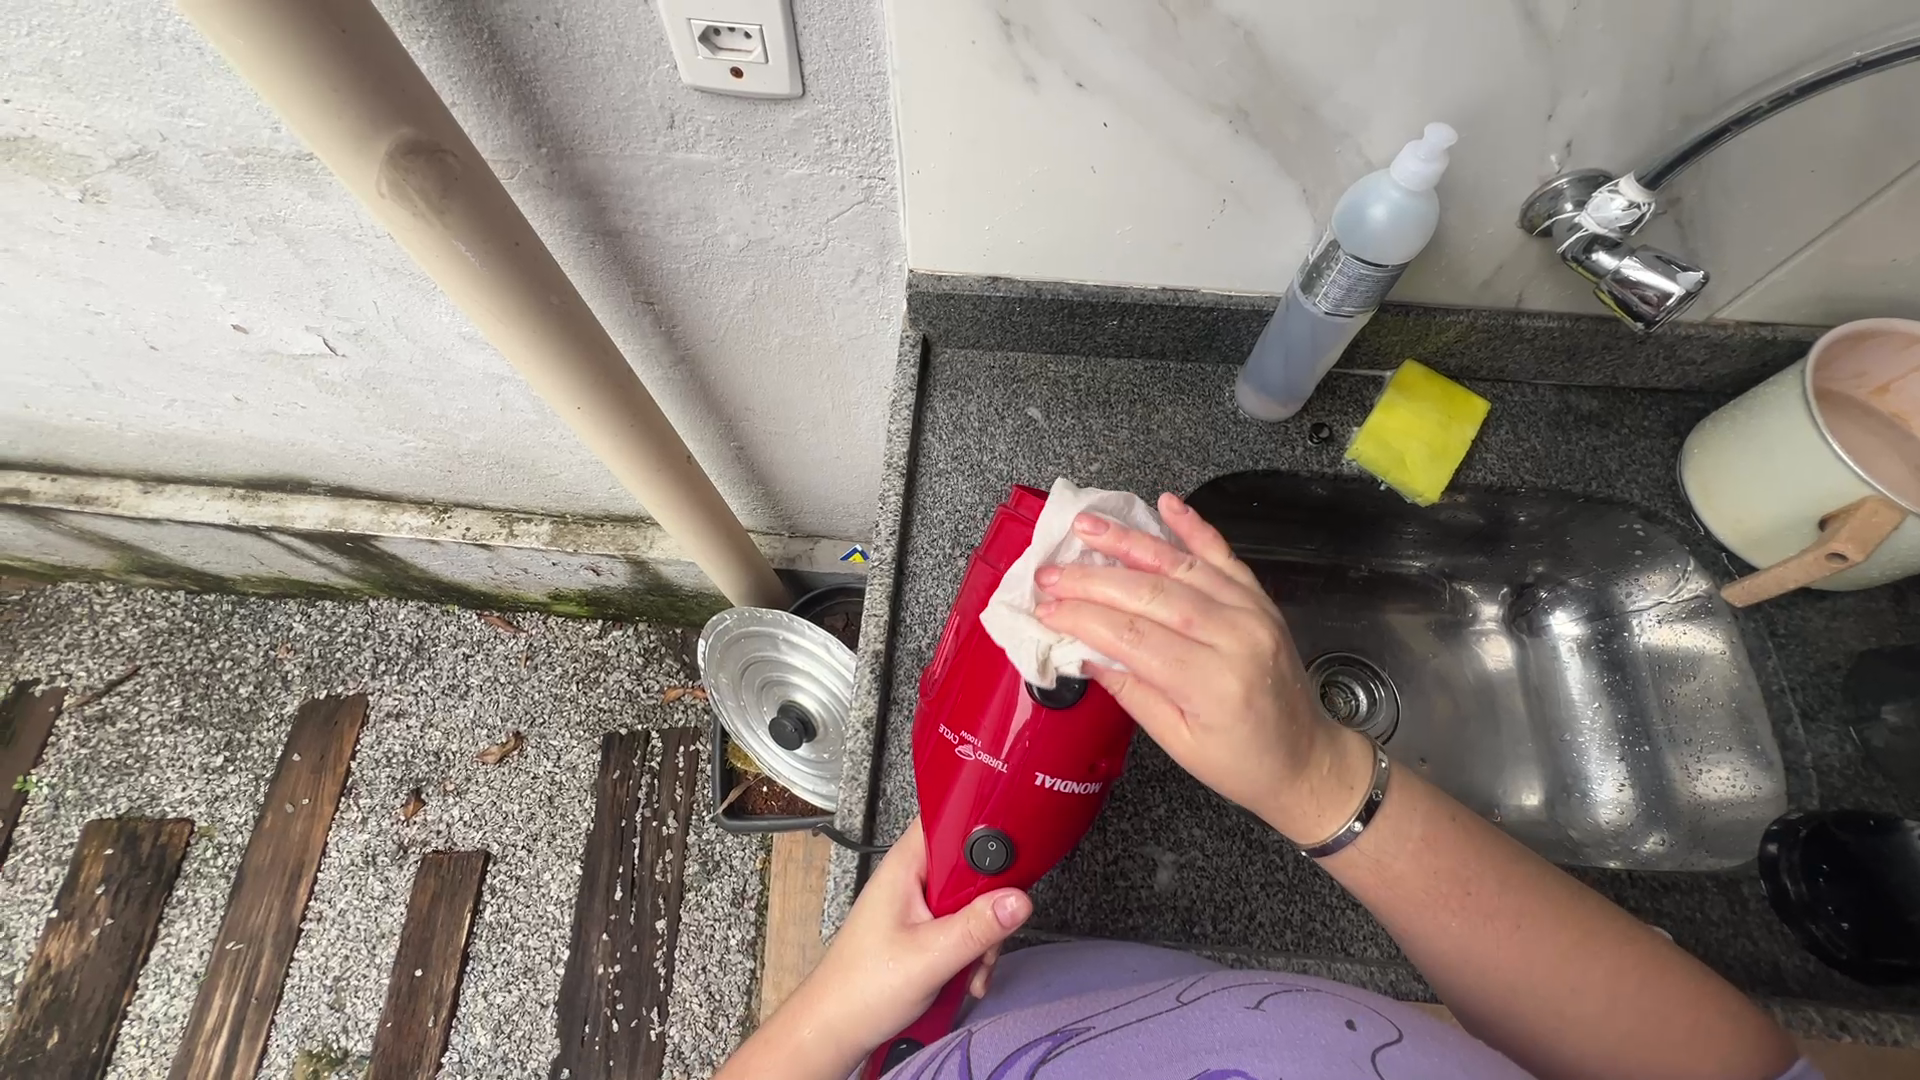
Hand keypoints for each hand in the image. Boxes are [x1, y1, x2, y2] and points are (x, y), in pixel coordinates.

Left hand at [785, 818, 1030, 1055]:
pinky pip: (962, 924)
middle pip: (968, 864)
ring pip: (970, 898)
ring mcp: (918, 901)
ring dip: (983, 932)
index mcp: (906, 863)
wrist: (834, 1030)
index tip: (1011, 855)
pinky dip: (973, 948)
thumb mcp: (929, 957)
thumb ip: (976, 927)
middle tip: (993, 928)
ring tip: (976, 964)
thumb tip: (1017, 900)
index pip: (951, 819)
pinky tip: (969, 974)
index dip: (983, 829)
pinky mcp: (924, 926)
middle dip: (989, 899)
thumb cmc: (860, 988)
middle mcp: (913, 875)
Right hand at [1033, 492, 1374, 842]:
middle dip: (1091, 580)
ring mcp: (1251, 611)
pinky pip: (1222, 555)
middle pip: (1150, 594)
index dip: (1082, 617)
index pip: (1132, 636)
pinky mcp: (1259, 598)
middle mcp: (1235, 637)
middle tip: (1049, 571)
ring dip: (1128, 542)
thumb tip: (1080, 649)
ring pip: (1180, 565)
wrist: (1309, 759)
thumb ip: (1129, 690)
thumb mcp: (1176, 741)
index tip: (1044, 608)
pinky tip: (1166, 503)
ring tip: (1086, 525)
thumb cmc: (1241, 763)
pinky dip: (1193, 527)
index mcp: (1212, 683)